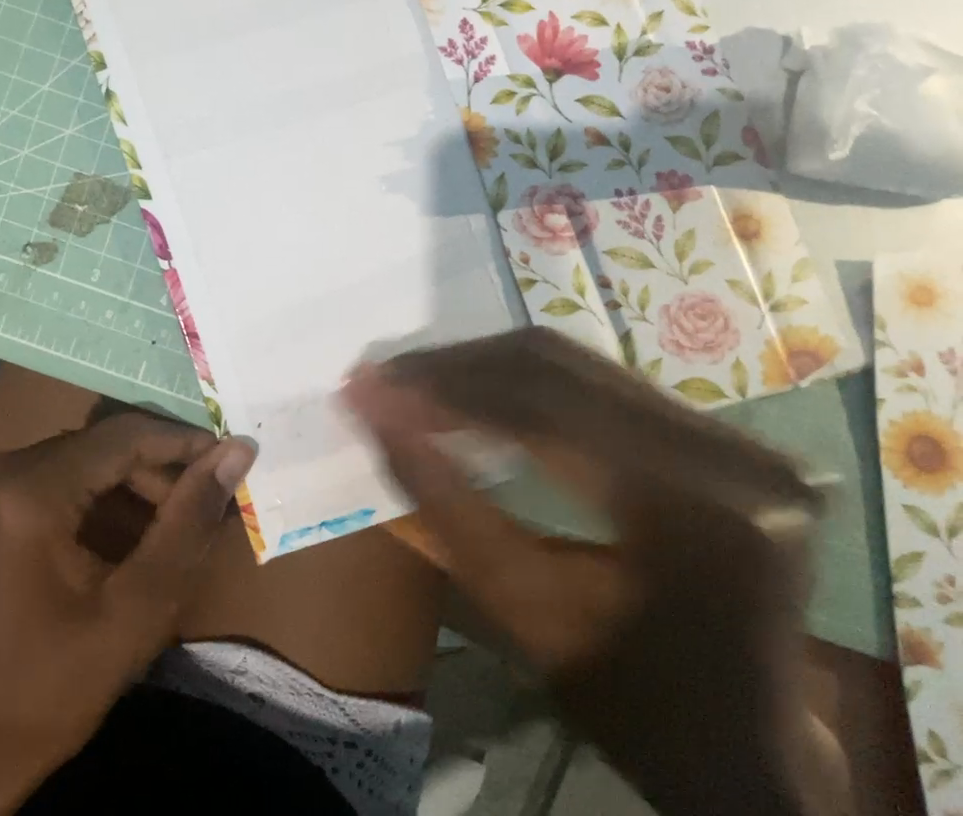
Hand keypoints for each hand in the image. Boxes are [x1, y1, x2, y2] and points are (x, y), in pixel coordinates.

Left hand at [0, 413, 254, 768]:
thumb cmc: (61, 678)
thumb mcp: (139, 605)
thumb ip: (188, 522)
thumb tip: (235, 452)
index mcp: (27, 490)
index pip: (122, 438)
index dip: (184, 444)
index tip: (237, 460)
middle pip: (101, 445)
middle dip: (160, 473)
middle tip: (211, 510)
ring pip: (83, 457)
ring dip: (133, 486)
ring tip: (181, 527)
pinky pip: (59, 475)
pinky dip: (100, 497)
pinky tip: (136, 533)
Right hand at [344, 329, 846, 815]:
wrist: (748, 743)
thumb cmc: (627, 694)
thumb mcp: (519, 605)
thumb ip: (443, 502)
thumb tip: (372, 413)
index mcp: (693, 509)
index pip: (540, 407)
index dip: (439, 388)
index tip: (360, 386)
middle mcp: (735, 455)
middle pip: (558, 367)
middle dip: (452, 369)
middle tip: (376, 380)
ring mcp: (743, 440)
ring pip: (576, 364)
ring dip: (480, 372)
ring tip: (407, 386)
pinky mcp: (730, 439)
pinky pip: (601, 384)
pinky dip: (521, 387)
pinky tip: (469, 400)